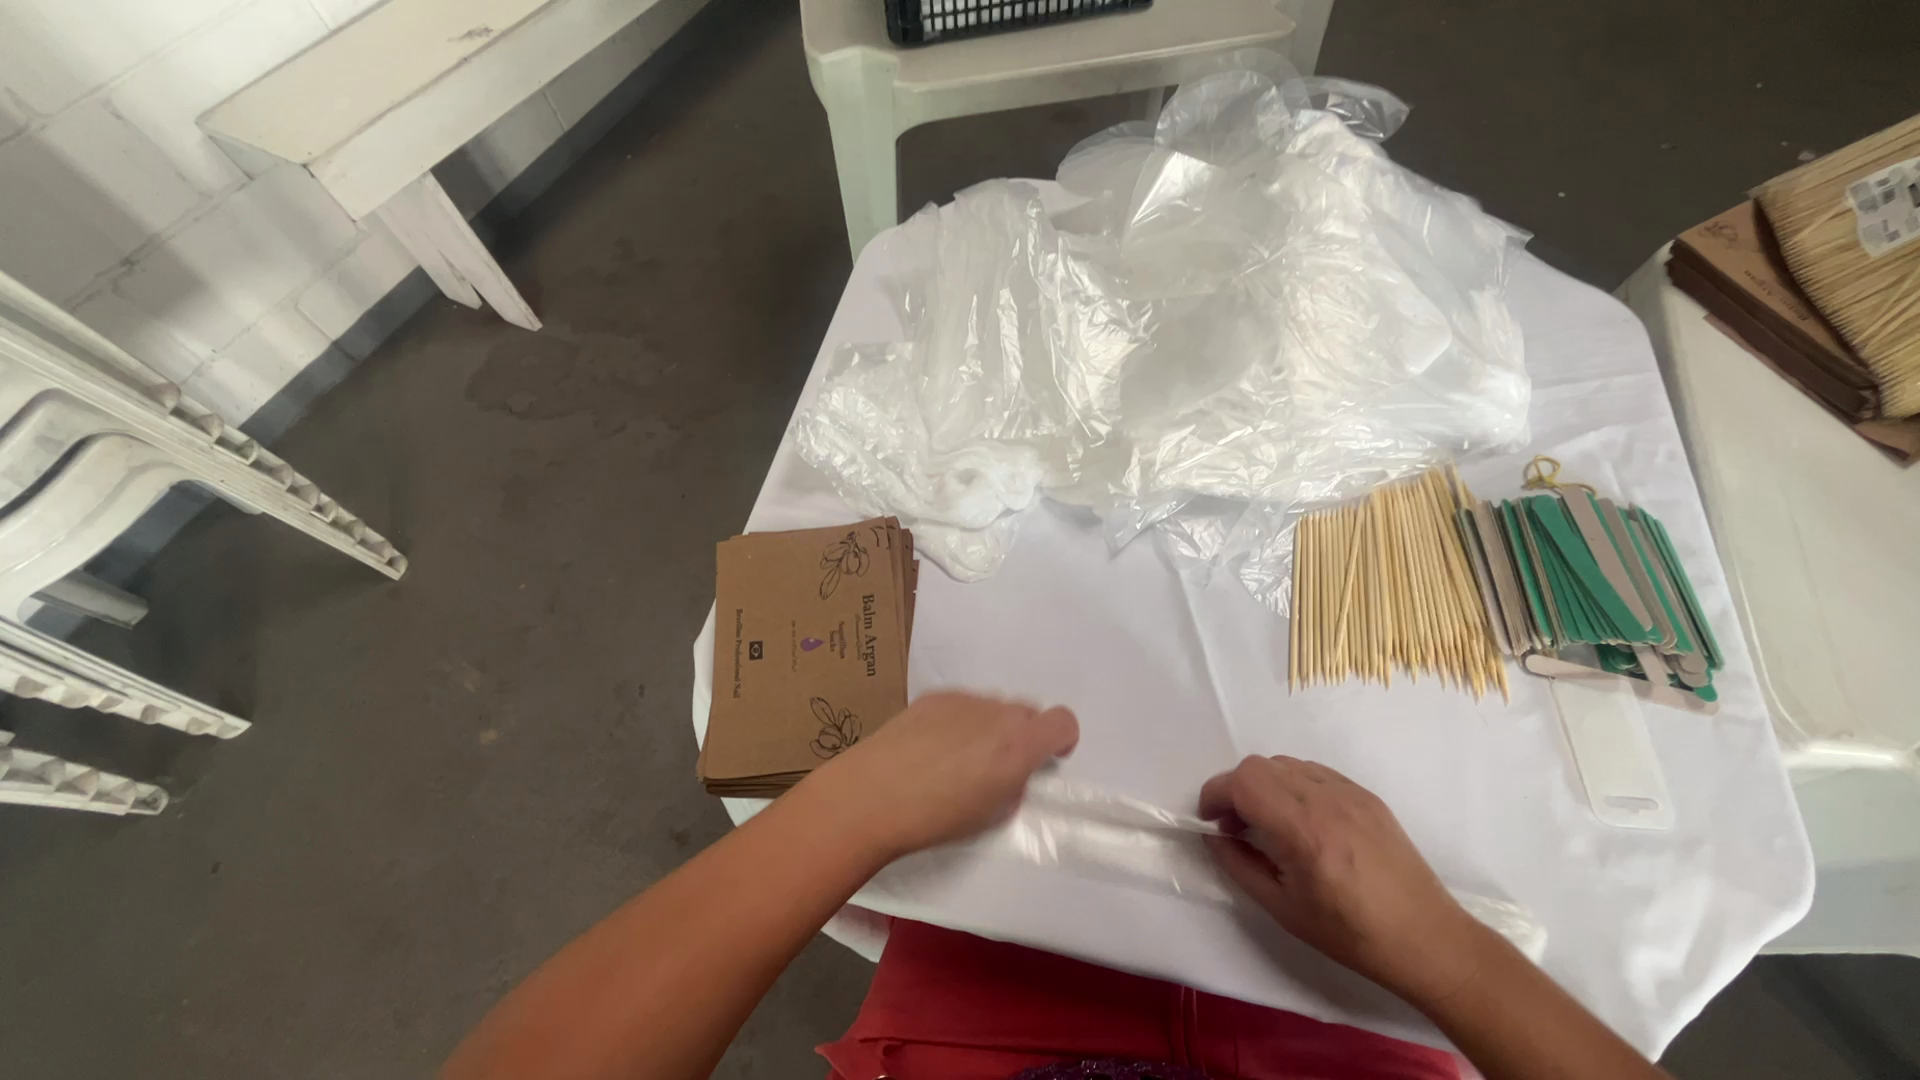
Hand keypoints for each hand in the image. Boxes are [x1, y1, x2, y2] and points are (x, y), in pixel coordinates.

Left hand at [798, 691, 1078, 860]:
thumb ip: (1014, 785)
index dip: (1060, 739)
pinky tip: (931, 746)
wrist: (871, 796)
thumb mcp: (991, 815)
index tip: (1046, 759)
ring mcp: (963, 699)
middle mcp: (997, 713)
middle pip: (1027, 712)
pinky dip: (959, 720)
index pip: (1063, 721)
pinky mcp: (933, 696)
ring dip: (989, 727)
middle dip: (1021, 735)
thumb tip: (1011, 774)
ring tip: (956, 758)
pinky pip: (962, 704)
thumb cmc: (935, 819)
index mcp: (1018, 746)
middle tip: (995, 766)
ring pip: (993, 707)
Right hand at [1199, 755, 1493, 1006]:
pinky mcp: (1367, 796)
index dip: (1215, 794)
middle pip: (1259, 766)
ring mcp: (1350, 794)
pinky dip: (1292, 784)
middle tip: (1235, 825)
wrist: (1426, 939)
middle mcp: (1325, 800)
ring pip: (1286, 763)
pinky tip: (1300, 820)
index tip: (1209, 821)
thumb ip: (1239, 864)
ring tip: (1267, 823)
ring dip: (1263, 784)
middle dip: (1235, 788)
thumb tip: (1214, 837)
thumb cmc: (1350, 934)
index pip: (1242, 783)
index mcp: (1302, 831)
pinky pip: (1314, 772)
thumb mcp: (1282, 908)